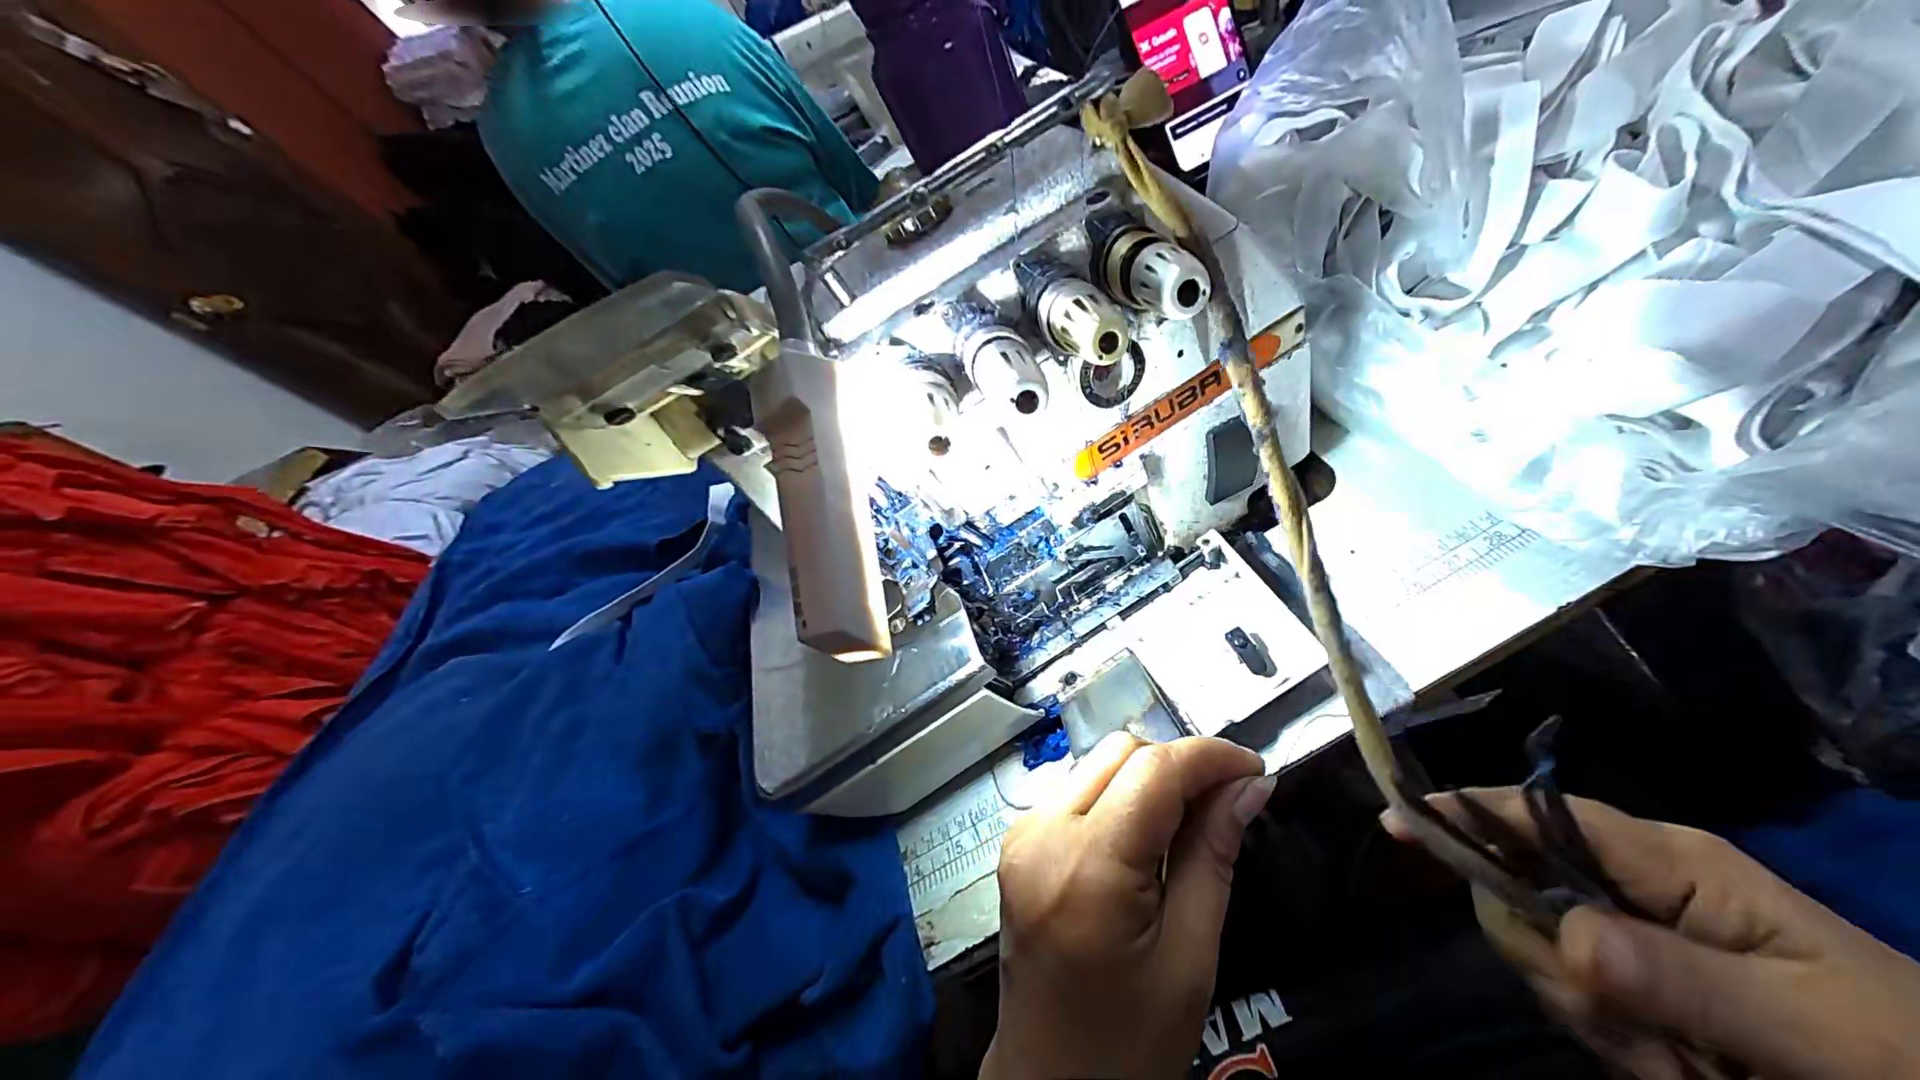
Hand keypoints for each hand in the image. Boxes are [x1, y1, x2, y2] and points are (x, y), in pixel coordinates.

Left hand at [982, 734, 1273, 1079]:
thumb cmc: (1128, 1039)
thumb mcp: (1189, 955)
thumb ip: (1212, 856)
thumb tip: (1248, 786)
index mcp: (1085, 865)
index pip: (1152, 770)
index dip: (1208, 757)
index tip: (1254, 769)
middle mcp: (1041, 832)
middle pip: (1119, 753)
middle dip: (1178, 766)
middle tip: (1225, 802)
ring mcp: (1021, 833)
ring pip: (1096, 764)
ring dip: (1147, 779)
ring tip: (1188, 823)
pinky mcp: (1017, 841)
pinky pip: (1075, 790)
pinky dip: (1117, 796)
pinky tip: (1143, 837)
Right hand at [1388, 789, 1919, 1079]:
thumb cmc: (1909, 1054)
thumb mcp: (1810, 1024)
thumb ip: (1678, 975)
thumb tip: (1561, 936)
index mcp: (1667, 863)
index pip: (1538, 814)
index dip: (1464, 810)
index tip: (1394, 819)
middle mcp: (1628, 884)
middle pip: (1517, 890)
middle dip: (1550, 960)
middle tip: (1630, 1033)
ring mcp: (1625, 932)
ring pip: (1537, 950)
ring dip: (1591, 1017)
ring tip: (1685, 1068)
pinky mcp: (1628, 979)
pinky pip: (1570, 996)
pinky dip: (1610, 1041)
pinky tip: (1675, 1068)